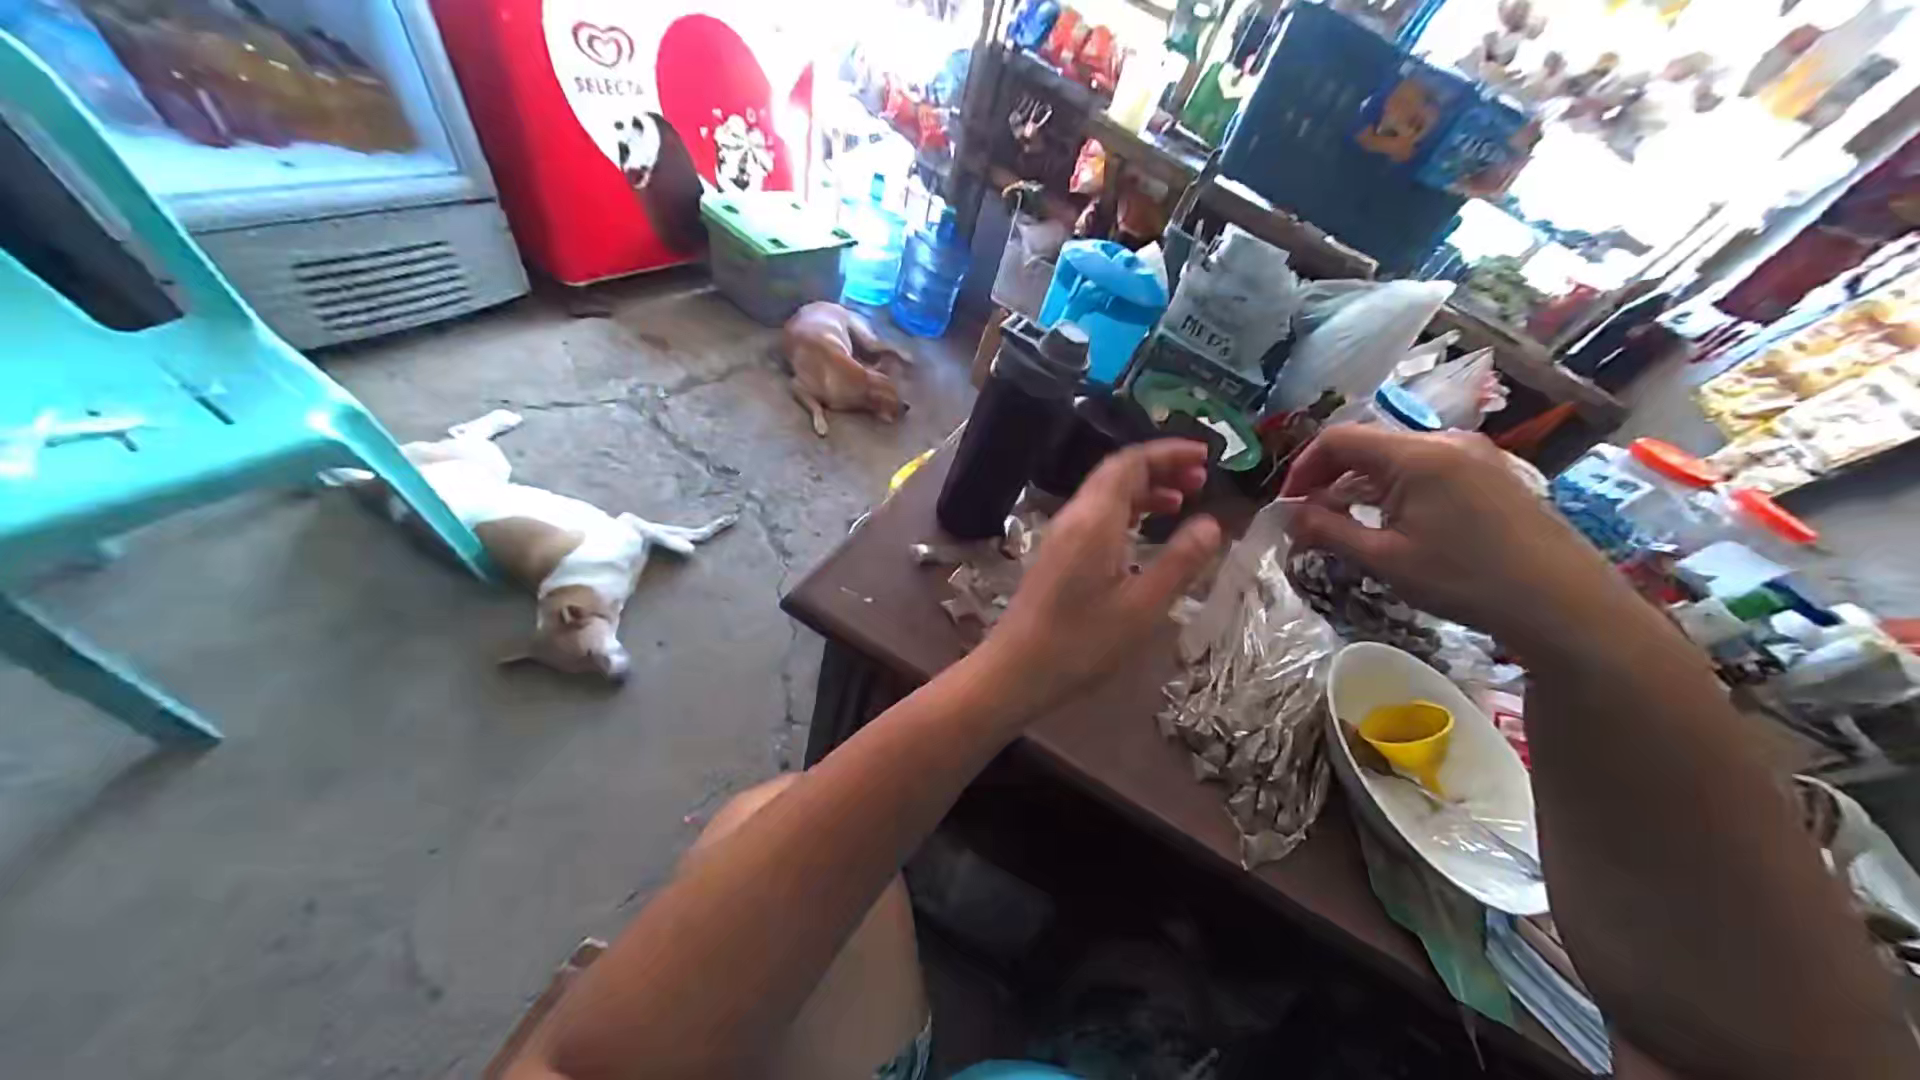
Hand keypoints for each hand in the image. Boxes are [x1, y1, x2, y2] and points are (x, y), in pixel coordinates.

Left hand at [979, 440, 1222, 715]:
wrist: (1016, 669)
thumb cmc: (1082, 642)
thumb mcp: (1143, 606)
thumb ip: (1180, 561)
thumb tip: (1212, 523)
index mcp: (1094, 520)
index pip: (1130, 463)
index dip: (1167, 452)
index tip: (1205, 455)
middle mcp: (1074, 518)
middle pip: (1117, 473)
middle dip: (1160, 468)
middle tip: (1200, 479)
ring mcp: (1061, 535)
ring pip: (1105, 495)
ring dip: (1144, 490)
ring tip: (1182, 502)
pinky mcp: (1056, 555)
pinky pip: (1095, 517)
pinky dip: (1126, 512)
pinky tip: (1145, 532)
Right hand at [1279, 425, 1636, 645]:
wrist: (1565, 605)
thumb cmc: (1465, 580)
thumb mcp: (1384, 559)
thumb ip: (1327, 531)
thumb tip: (1287, 516)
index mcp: (1417, 455)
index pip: (1338, 439)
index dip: (1303, 468)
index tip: (1287, 504)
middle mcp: (1446, 441)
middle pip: (1366, 445)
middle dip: (1328, 478)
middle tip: (1308, 517)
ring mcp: (1474, 455)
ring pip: (1395, 457)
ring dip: (1358, 484)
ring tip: (1343, 522)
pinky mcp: (1491, 473)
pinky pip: (1425, 468)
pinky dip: (1392, 488)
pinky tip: (1389, 521)